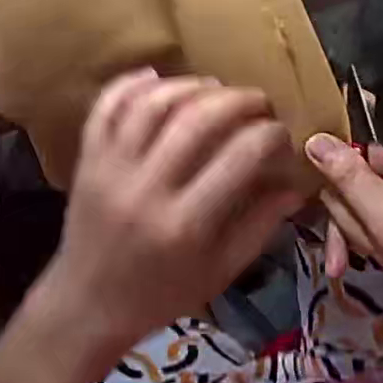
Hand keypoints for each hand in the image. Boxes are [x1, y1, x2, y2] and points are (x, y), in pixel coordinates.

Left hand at [33, 68, 305, 361]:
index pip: (239, 157)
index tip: (281, 133)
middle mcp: (145, 190)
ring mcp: (110, 169)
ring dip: (191, 85)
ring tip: (216, 87)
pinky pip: (106, 106)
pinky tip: (158, 76)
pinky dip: (132, 83)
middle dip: (238, 100)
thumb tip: (295, 184)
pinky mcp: (87, 158)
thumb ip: (260, 225)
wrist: (86, 305)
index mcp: (184, 225)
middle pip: (196, 120)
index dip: (270, 135)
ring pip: (152, 104)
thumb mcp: (220, 272)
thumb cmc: (161, 293)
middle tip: (258, 101)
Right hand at [305, 115, 382, 324]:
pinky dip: (359, 236)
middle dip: (343, 201)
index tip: (299, 158)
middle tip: (363, 233)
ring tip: (375, 253)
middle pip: (344, 157)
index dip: (324, 129)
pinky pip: (362, 209)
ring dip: (352, 226)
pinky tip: (351, 265)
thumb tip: (312, 138)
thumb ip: (348, 176)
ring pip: (349, 189)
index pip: (352, 108)